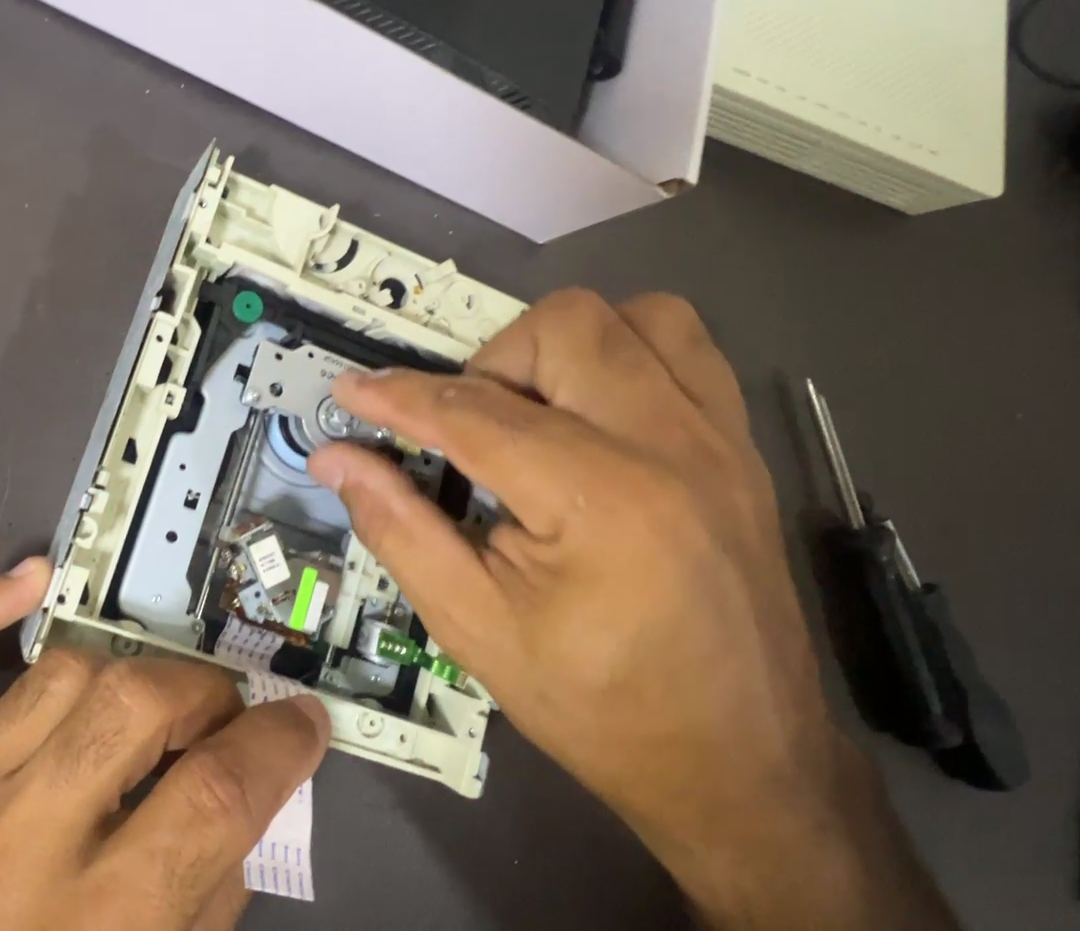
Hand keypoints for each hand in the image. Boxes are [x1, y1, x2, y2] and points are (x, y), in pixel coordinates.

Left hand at [0, 557, 329, 930]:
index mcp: (98, 920)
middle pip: (133, 708)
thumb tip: (257, 763)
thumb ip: (219, 867)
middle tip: (218, 716)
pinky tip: (30, 582)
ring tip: (150, 702)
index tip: (301, 722)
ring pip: (61, 673)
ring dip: (126, 674)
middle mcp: (18, 845)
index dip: (275, 744)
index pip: (211, 795)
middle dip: (200, 695)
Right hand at [309, 289, 954, 928]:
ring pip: (635, 314)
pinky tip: (591, 414)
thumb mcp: (474, 628)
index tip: (349, 392)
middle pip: (563, 328)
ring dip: (561, 347)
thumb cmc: (597, 706)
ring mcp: (721, 438)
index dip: (398, 397)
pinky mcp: (743, 447)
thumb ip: (398, 528)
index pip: (475, 413)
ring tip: (531, 413)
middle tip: (465, 432)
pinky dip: (623, 353)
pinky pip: (685, 347)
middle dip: (488, 365)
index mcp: (601, 500)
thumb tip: (336, 460)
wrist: (741, 765)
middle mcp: (671, 445)